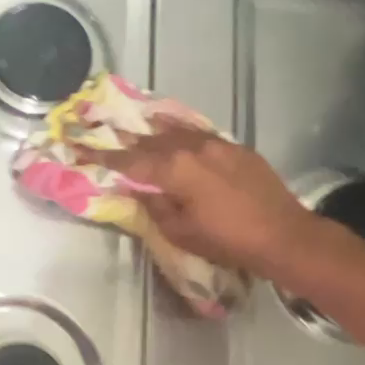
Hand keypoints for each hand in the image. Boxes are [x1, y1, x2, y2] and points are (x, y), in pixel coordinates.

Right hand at [89, 122, 311, 271]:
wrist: (283, 235)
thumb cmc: (226, 240)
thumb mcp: (180, 231)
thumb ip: (154, 206)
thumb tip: (137, 189)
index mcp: (173, 169)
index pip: (129, 159)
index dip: (103, 155)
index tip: (80, 147)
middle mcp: (192, 147)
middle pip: (151, 138)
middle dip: (126, 138)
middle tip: (105, 133)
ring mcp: (217, 144)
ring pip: (177, 130)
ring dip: (154, 130)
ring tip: (137, 125)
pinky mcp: (236, 148)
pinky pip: (200, 133)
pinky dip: (182, 131)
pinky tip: (177, 131)